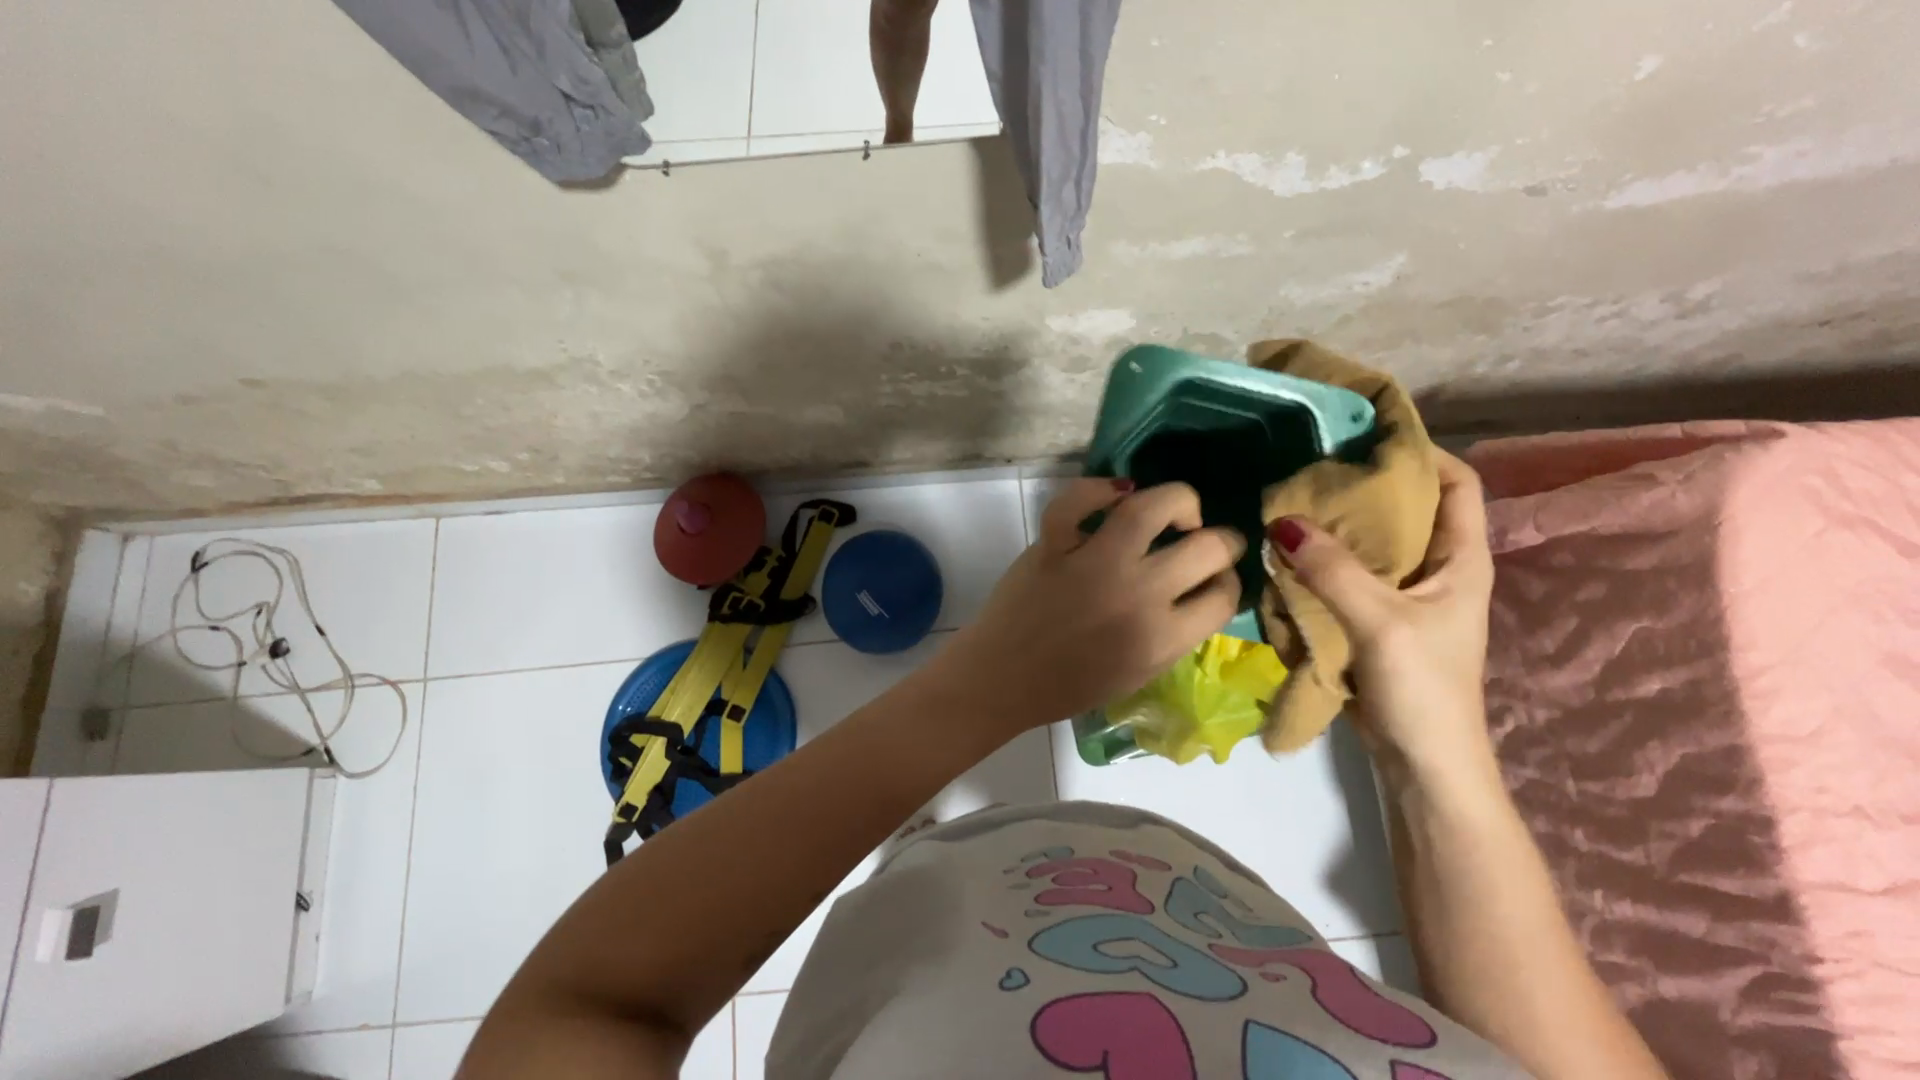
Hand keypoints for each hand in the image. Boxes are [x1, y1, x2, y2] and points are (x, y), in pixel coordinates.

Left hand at [925, 479, 1245, 736]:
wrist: (1002, 681)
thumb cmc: (1069, 686)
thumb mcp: (1139, 672)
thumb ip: (1173, 632)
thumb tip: (1200, 587)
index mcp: (1161, 638)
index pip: (1224, 595)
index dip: (1229, 581)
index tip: (1216, 577)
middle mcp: (1137, 596)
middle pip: (1208, 547)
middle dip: (1222, 540)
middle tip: (1205, 539)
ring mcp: (1093, 565)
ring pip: (1153, 506)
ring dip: (1179, 501)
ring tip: (1176, 512)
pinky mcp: (1053, 546)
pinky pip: (1079, 500)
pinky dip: (1099, 487)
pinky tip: (1115, 495)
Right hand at [1265, 449, 1498, 789]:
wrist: (1424, 765)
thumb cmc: (1424, 688)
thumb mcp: (1380, 623)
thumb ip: (1333, 570)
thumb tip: (1280, 521)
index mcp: (1463, 560)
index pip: (1458, 483)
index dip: (1423, 453)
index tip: (1368, 436)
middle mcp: (1439, 569)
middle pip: (1408, 509)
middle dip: (1365, 486)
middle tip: (1313, 467)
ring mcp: (1407, 597)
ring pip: (1374, 544)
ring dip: (1338, 526)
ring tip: (1293, 502)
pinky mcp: (1377, 622)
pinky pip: (1350, 577)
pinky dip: (1323, 562)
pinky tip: (1289, 555)